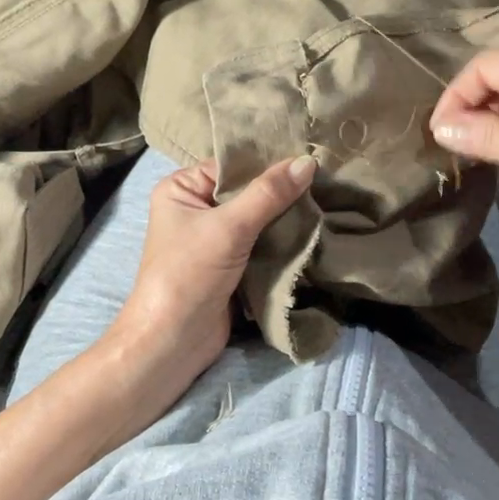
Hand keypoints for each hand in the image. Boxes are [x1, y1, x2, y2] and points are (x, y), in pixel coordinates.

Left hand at [107, 156, 316, 380]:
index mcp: (181, 188)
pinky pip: (260, 244)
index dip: (268, 163)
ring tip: (324, 206)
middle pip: (246, 192)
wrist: (173, 340)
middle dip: (282, 193)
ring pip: (258, 220)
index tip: (310, 159)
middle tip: (325, 183)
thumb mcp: (229, 227)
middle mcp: (195, 209)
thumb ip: (268, 194)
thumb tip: (308, 161)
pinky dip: (282, 242)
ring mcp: (213, 240)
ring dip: (285, 219)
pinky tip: (312, 232)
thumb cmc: (188, 274)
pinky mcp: (230, 266)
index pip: (231, 166)